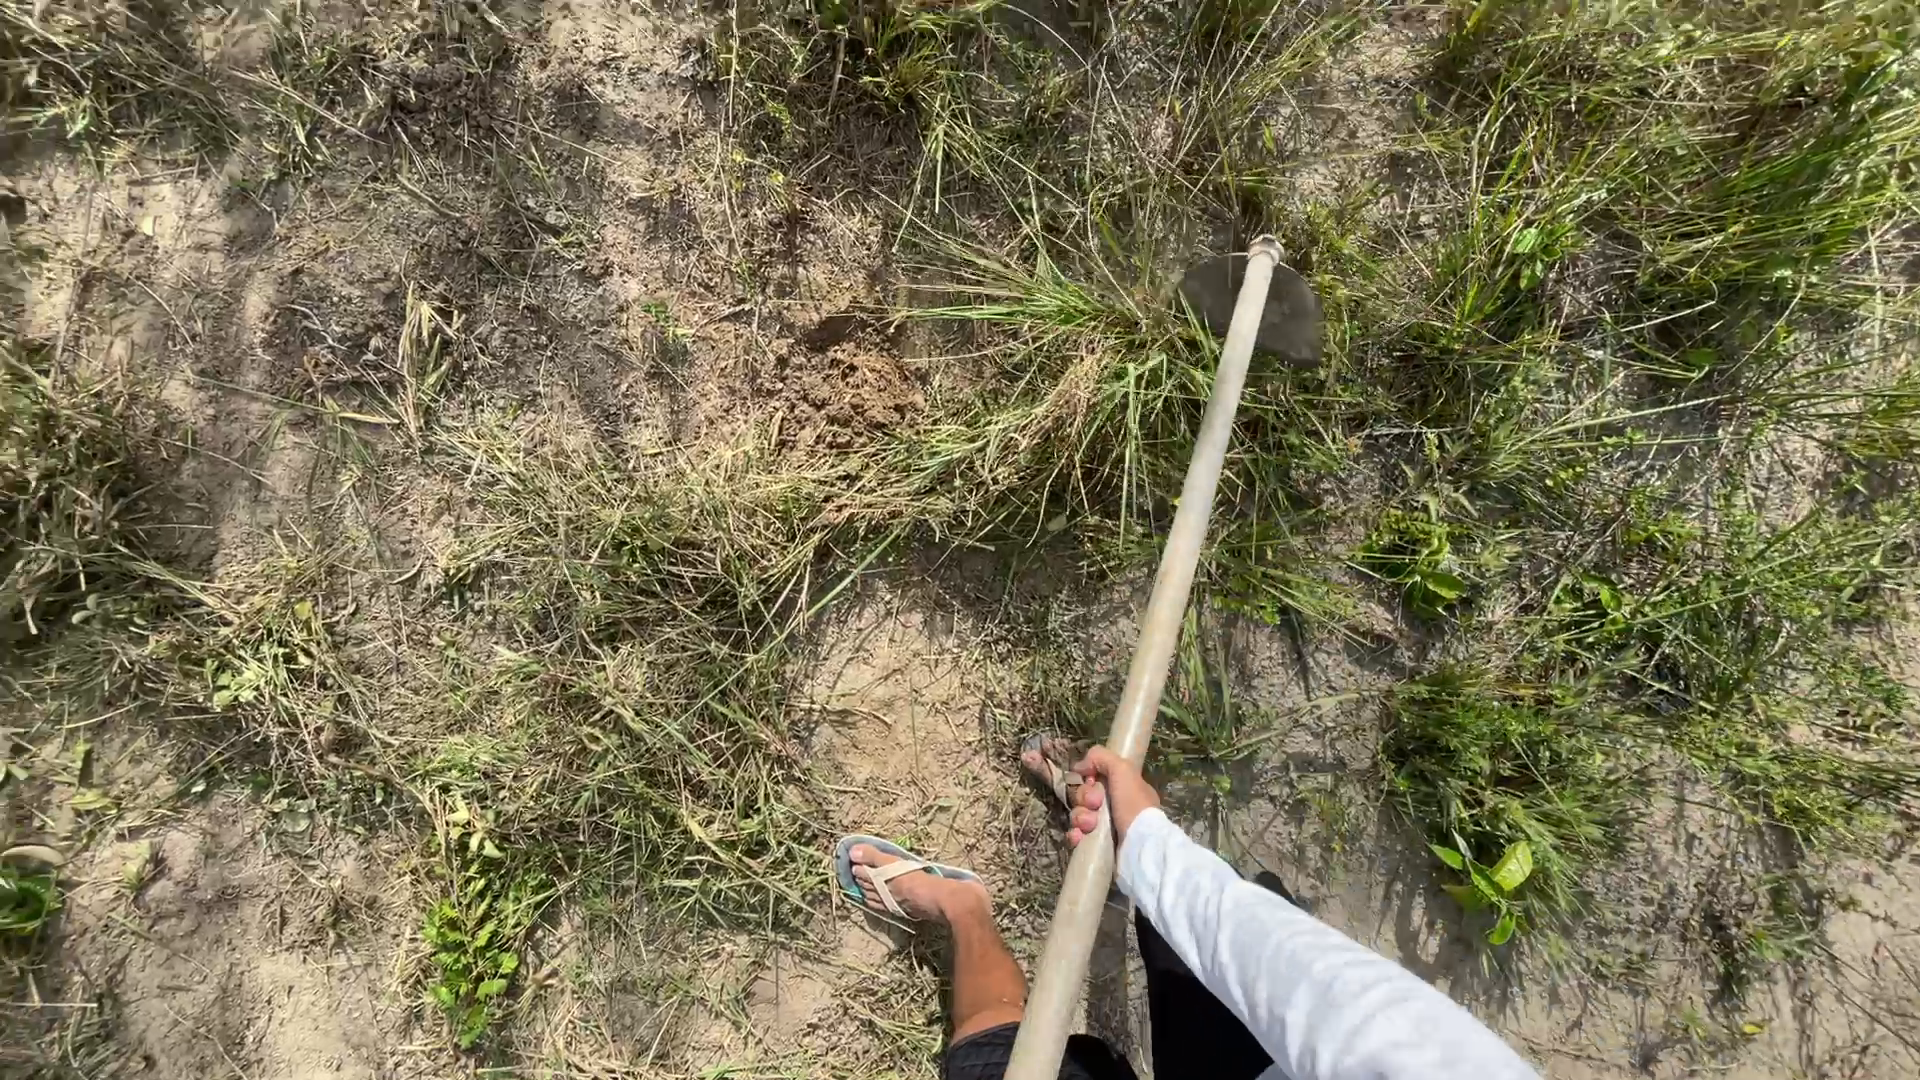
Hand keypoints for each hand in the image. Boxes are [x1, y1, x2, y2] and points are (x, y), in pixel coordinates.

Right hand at [1066, 745, 1160, 846]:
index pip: (1095, 778)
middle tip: (1095, 804)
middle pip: (1084, 795)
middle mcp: (1114, 807)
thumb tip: (1079, 766)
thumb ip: (1101, 757)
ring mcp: (1105, 828)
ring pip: (1078, 815)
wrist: (1139, 846)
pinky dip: (1076, 835)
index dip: (1089, 779)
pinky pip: (1077, 835)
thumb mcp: (1123, 769)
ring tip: (1091, 825)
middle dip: (1084, 798)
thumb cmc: (1134, 804)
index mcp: (1123, 788)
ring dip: (1080, 817)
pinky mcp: (1097, 846)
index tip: (1091, 780)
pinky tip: (1080, 836)